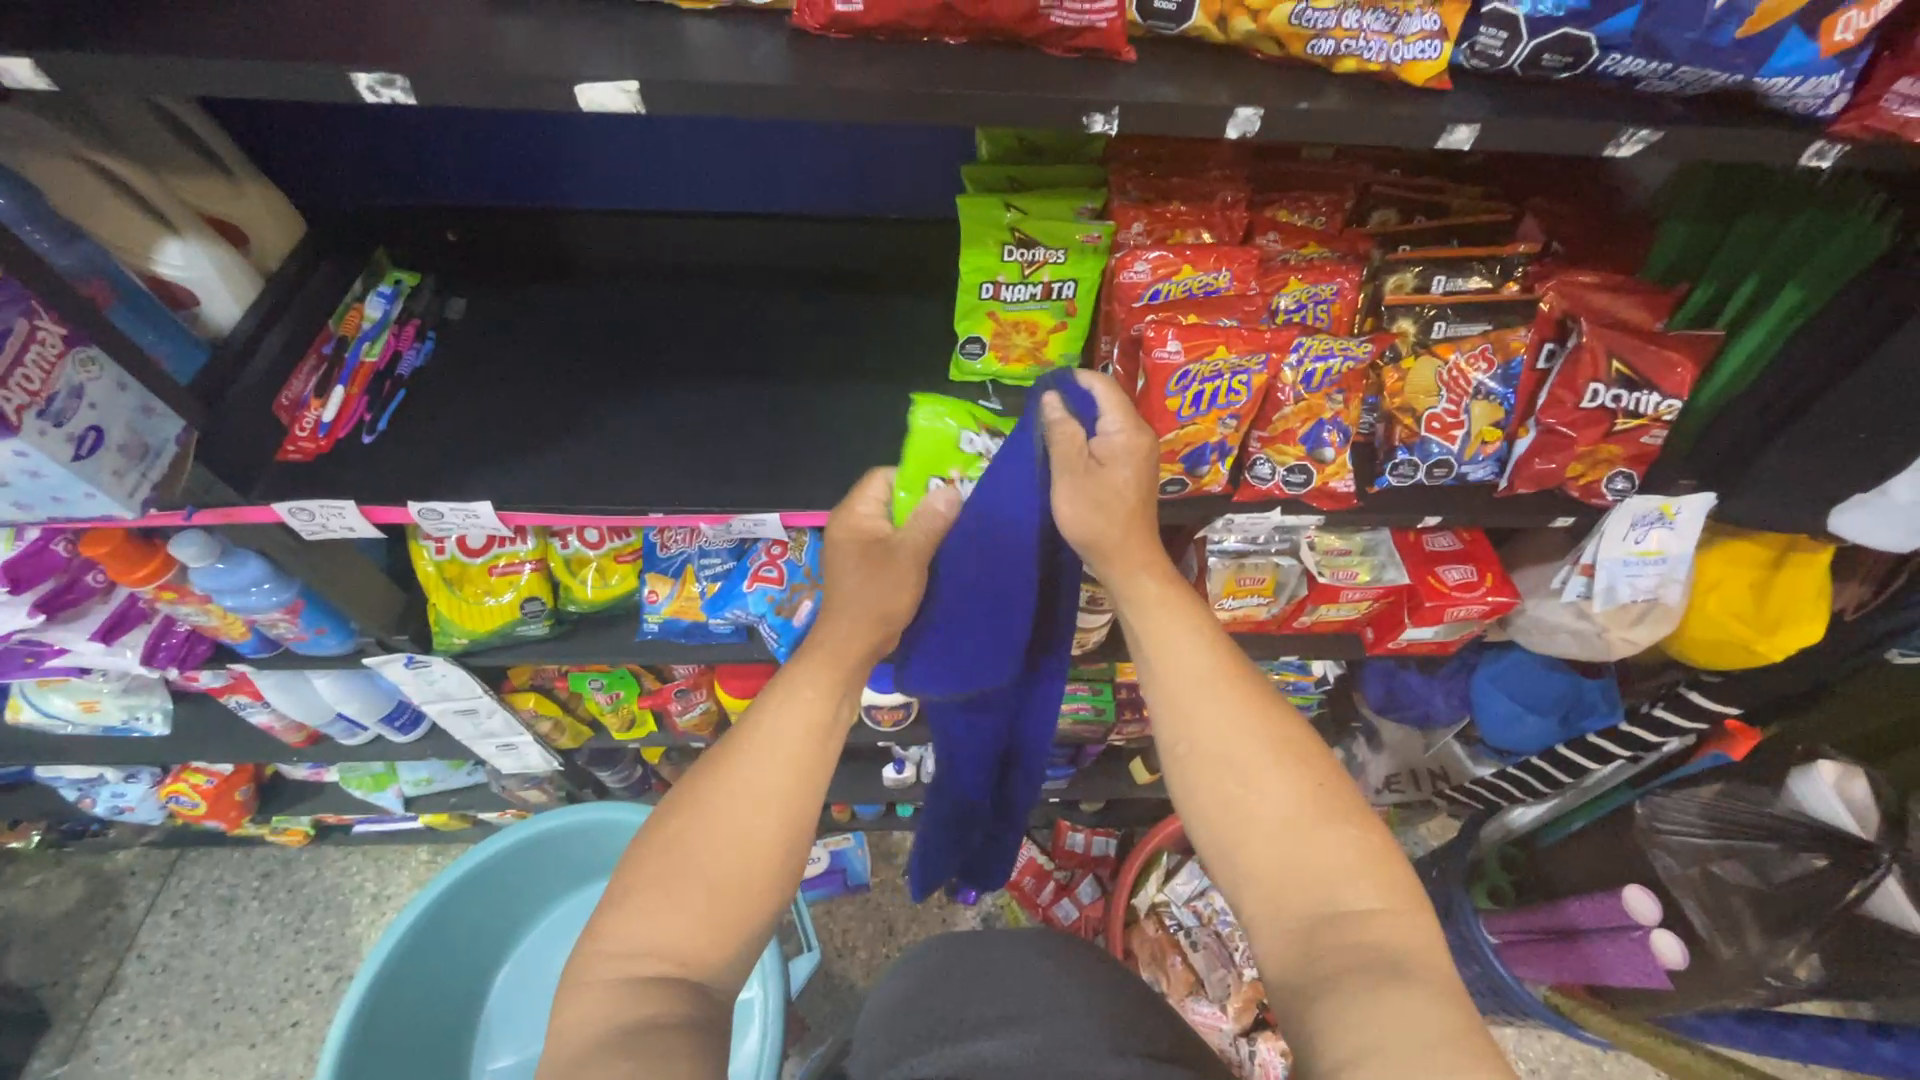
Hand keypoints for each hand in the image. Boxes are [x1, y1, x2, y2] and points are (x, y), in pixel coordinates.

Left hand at [810, 467, 959, 664]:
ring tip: (948, 533)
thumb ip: (931, 519)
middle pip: (890, 499)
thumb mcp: (910, 555)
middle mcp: (850, 524)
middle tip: (954, 512)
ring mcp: (855, 547)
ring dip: (919, 528)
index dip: (915, 478)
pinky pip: (890, 544)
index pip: (884, 476)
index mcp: (854, 513)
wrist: (852, 646)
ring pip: (893, 524)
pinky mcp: (863, 567)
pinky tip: (932, 555)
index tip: (945, 491)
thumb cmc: (878, 596)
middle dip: (922, 504)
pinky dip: (910, 546)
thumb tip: (952, 489)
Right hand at [1040, 369, 1165, 580]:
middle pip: (1107, 401)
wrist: (1127, 560)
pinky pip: (1111, 440)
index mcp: (1127, 429)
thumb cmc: (1095, 517)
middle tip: (1040, 406)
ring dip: (1080, 419)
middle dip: (1074, 398)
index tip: (1043, 383)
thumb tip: (1051, 396)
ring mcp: (1140, 452)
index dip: (1073, 378)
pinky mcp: (1134, 468)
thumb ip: (1061, 430)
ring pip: (1108, 421)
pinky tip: (1069, 449)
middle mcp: (1140, 434)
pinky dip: (1089, 437)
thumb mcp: (1069, 472)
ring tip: (1049, 425)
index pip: (1102, 385)